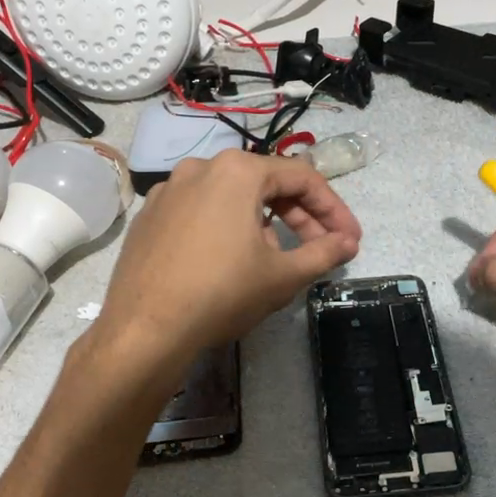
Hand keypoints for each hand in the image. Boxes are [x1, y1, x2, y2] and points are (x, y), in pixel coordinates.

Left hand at [97, 151, 360, 364]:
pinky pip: (201, 214)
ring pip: (233, 199)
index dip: (334, 210)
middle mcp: (201, 168)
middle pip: (266, 184)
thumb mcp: (283, 276)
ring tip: (276, 263)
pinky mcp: (150, 217)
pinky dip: (226, 231)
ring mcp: (169, 190)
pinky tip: (230, 265)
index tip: (350, 239)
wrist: (145, 328)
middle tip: (324, 249)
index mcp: (238, 171)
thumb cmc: (222, 293)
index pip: (302, 178)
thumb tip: (347, 243)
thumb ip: (323, 253)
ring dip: (264, 225)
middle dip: (301, 217)